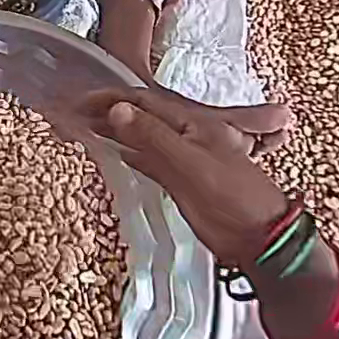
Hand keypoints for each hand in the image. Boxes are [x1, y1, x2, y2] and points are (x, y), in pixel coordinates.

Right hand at [79, 85, 293, 267]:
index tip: (81, 102)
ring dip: (114, 132)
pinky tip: (112, 154)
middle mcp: (185, 136)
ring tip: (85, 130)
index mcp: (192, 124)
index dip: (112, 98)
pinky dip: (127, 153)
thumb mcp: (191, 163)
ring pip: (141, 138)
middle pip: (140, 118)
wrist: (262, 239)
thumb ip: (153, 136)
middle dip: (108, 113)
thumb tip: (116, 110)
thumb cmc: (232, 197)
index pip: (144, 102)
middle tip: (76, 115)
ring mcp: (181, 158)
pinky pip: (146, 159)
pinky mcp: (178, 179)